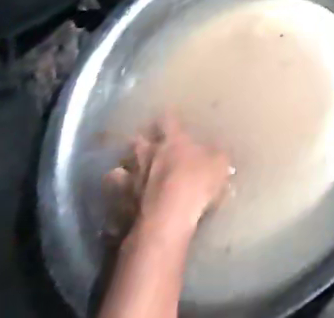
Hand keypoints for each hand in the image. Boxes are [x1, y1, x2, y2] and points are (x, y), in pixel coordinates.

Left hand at [107, 115, 231, 234]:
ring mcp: (132, 180)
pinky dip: (116, 200)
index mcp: (172, 140)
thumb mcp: (219, 164)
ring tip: (124, 174)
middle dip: (140, 141)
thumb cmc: (196, 183)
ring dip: (121, 170)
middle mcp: (148, 155)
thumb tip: (216, 149)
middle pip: (137, 140)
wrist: (167, 219)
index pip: (167, 119)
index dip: (168, 117)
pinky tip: (120, 204)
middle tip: (145, 144)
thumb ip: (216, 154)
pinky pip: (114, 200)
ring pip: (117, 170)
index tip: (169, 115)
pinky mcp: (121, 205)